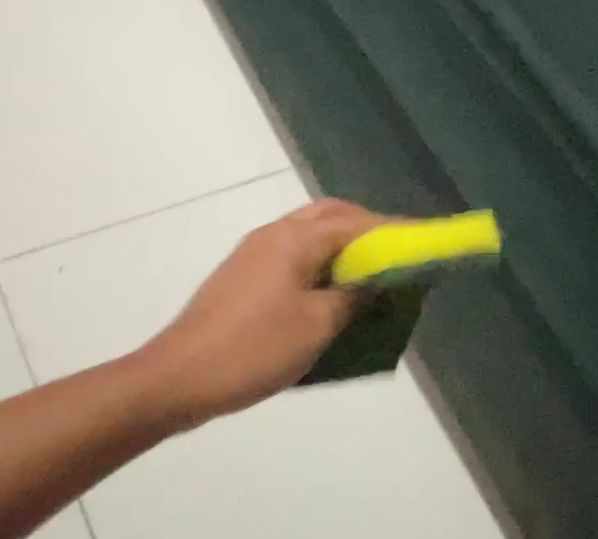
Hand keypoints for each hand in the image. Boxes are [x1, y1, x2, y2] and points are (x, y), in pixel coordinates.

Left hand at [132, 198, 386, 428]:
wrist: (172, 381)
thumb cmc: (251, 350)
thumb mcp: (317, 326)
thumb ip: (354, 297)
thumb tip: (375, 282)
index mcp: (296, 238)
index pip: (358, 223)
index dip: (394, 230)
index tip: (426, 238)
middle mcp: (275, 234)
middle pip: (332, 215)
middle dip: (368, 227)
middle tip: (396, 250)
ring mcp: (254, 253)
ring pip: (310, 232)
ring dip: (343, 243)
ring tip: (369, 270)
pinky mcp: (242, 276)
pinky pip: (294, 253)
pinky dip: (321, 260)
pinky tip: (330, 289)